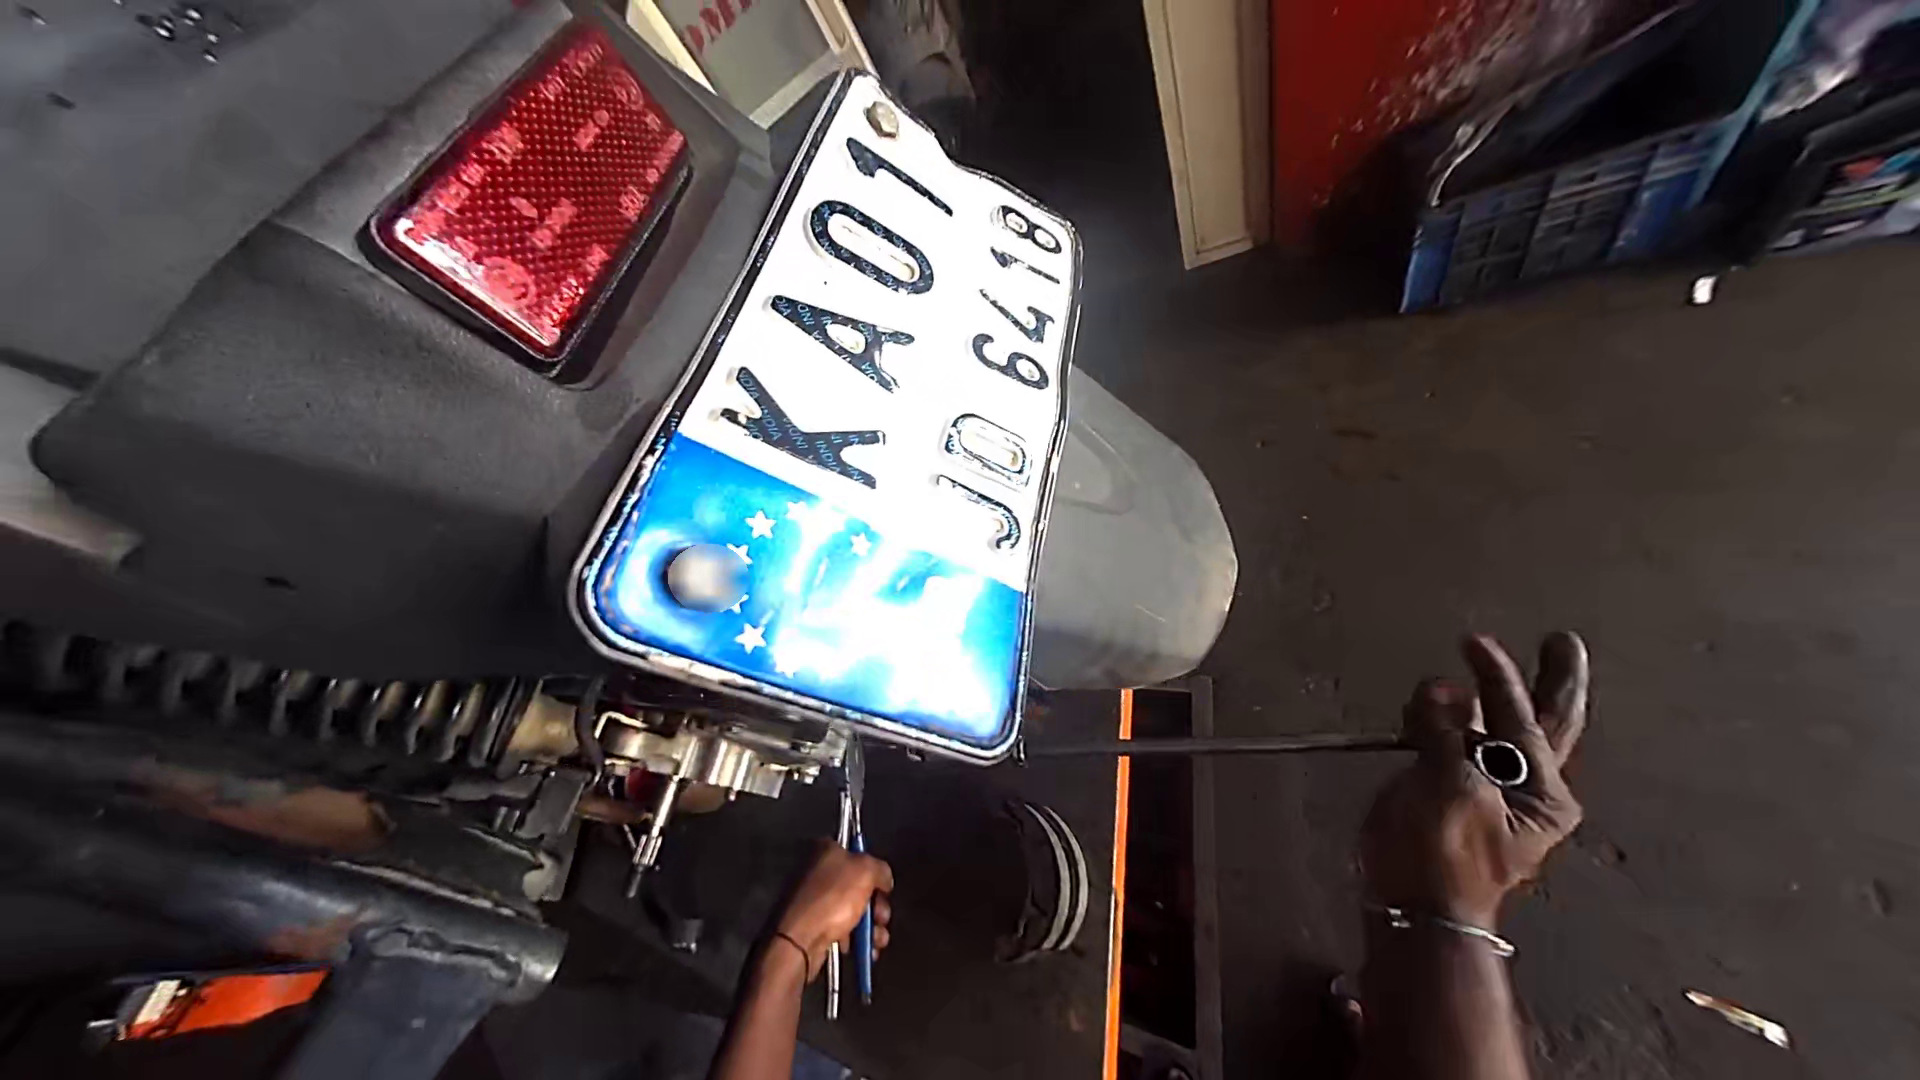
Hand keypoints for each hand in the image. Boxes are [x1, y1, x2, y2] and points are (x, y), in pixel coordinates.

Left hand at [775, 844, 893, 981]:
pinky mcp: (812, 926)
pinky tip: (866, 951)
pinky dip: (855, 939)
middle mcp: (817, 871)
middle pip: (858, 884)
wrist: (799, 940)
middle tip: (882, 917)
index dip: (874, 869)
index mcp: (826, 850)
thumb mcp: (866, 871)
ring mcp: (813, 900)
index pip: (857, 852)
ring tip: (877, 940)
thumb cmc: (833, 897)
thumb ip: (881, 869)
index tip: (883, 887)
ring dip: (870, 927)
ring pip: (852, 909)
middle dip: (876, 904)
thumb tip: (884, 879)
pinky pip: (841, 928)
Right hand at [1360, 632, 1589, 928]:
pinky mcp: (1440, 779)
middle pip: (1537, 721)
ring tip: (1466, 663)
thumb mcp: (1453, 792)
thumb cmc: (1445, 855)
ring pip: (1480, 723)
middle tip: (1560, 641)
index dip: (1500, 678)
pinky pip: (1441, 734)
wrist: (1411, 896)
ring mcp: (1479, 779)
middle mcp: (1518, 781)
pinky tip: (1421, 703)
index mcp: (1540, 792)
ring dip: (1470, 696)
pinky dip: (1430, 714)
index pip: (1524, 721)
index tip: (1476, 643)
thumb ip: (1445, 735)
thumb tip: (1442, 687)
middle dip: (1548, 681)